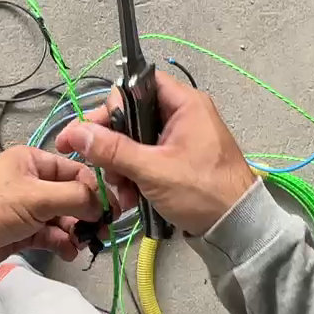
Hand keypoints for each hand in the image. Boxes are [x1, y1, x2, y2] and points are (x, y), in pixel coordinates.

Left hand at [0, 146, 106, 262]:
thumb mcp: (37, 196)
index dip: (96, 190)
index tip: (113, 211)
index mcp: (33, 160)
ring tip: (80, 245)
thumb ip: (76, 198)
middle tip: (100, 233)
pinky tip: (68, 252)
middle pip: (71, 196)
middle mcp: (31, 180)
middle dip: (86, 215)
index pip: (76, 171)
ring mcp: (26, 207)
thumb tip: (103, 206)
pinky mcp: (21, 231)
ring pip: (62, 218)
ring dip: (74, 231)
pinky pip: (49, 234)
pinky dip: (61, 242)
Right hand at [54, 72, 253, 235]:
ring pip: (135, 140)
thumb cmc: (203, 193)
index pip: (138, 85)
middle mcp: (183, 115)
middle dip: (112, 144)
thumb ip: (112, 150)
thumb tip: (76, 132)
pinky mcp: (178, 161)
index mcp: (185, 104)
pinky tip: (129, 197)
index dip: (112, 104)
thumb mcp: (153, 170)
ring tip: (120, 191)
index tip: (92, 131)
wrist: (237, 228)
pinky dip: (134, 175)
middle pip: (132, 115)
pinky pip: (146, 158)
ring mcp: (181, 139)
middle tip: (100, 167)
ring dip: (120, 166)